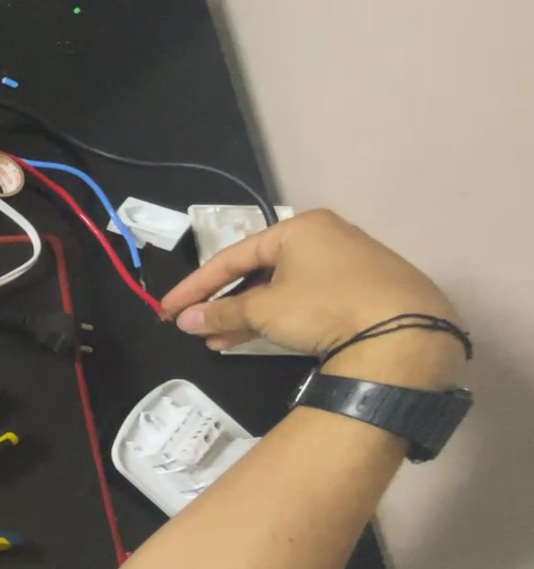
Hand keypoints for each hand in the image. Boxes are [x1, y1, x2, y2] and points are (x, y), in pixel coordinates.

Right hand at [162, 209, 460, 377]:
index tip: (166, 308)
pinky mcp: (354, 290)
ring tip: (211, 338)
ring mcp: (341, 265)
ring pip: (272, 289)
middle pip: (252, 272)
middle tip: (188, 323)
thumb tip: (183, 320)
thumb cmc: (323, 306)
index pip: (229, 258)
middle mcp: (322, 239)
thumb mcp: (262, 310)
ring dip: (238, 315)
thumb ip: (218, 313)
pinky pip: (296, 300)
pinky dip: (267, 317)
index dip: (192, 287)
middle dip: (218, 302)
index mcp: (298, 230)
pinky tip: (241, 338)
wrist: (403, 333)